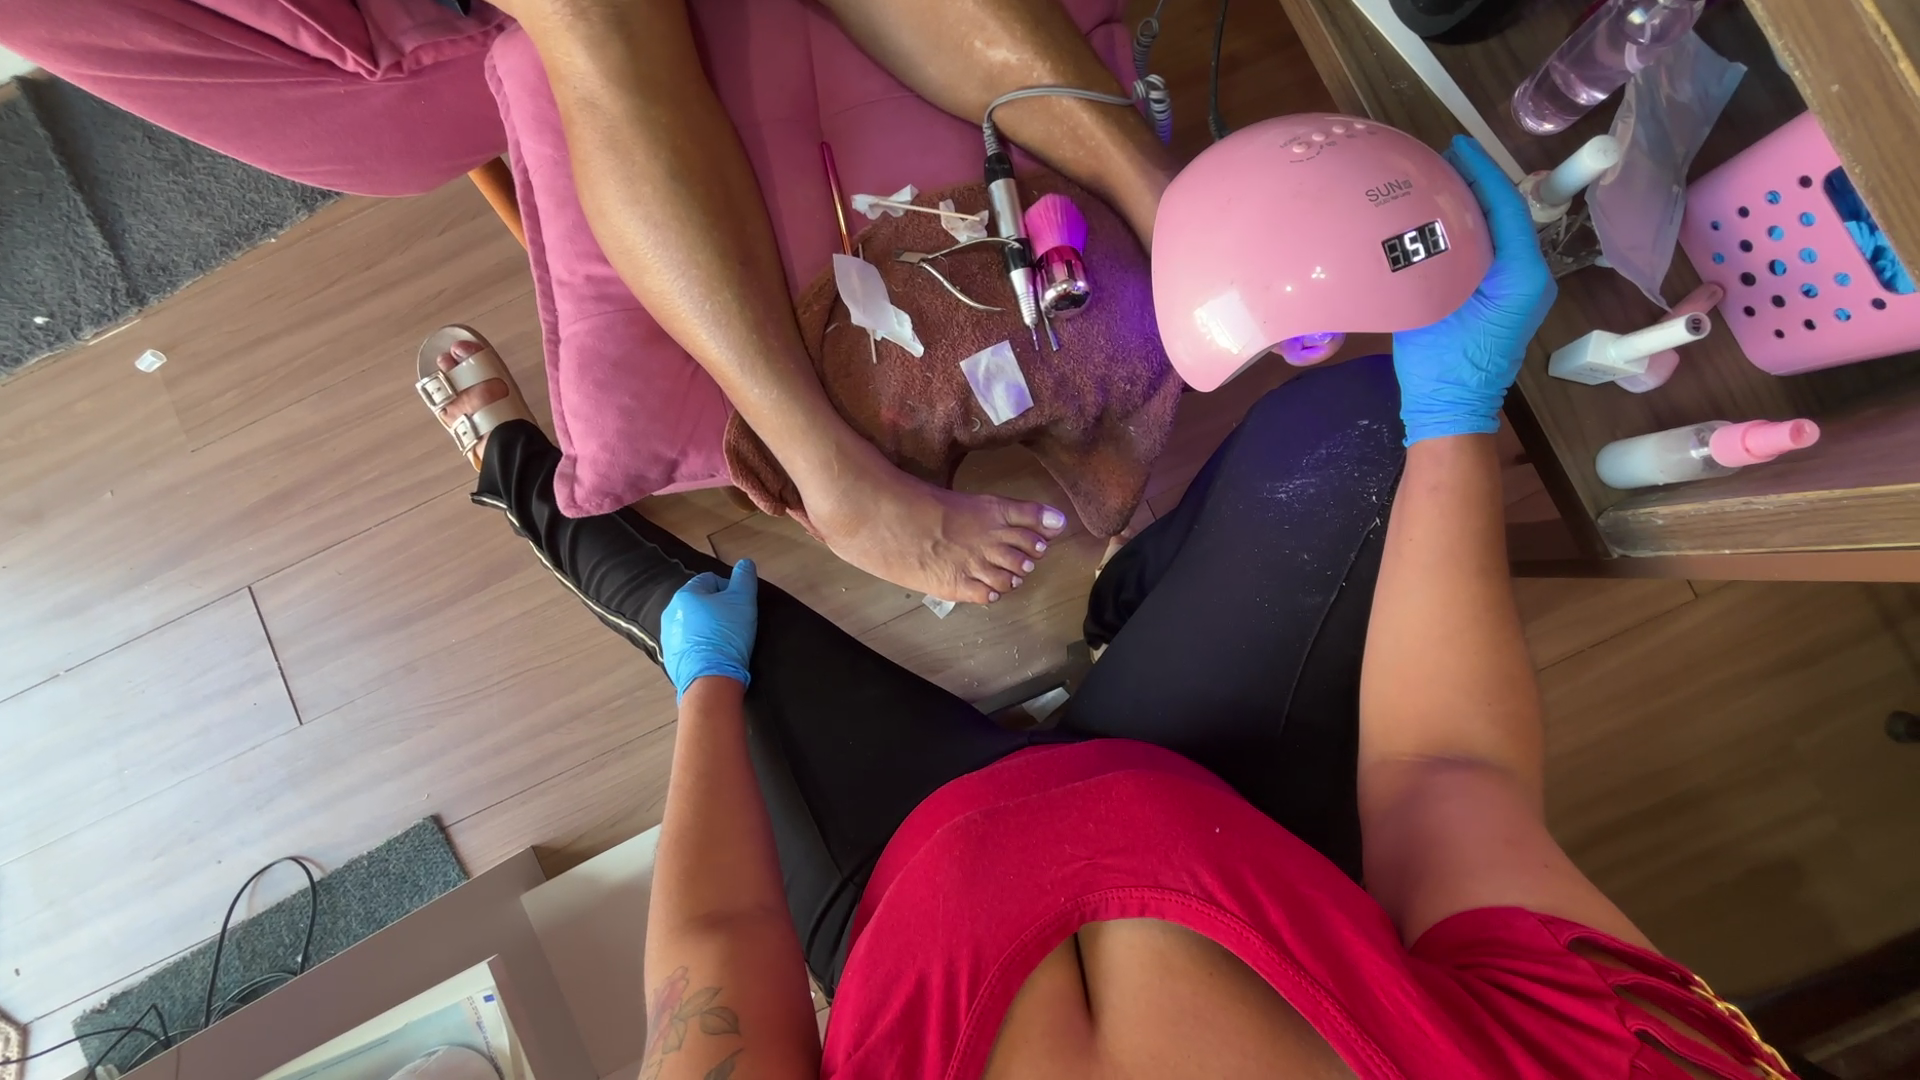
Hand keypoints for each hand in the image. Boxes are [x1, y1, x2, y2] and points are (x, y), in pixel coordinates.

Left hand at [661, 559, 758, 696]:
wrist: (710, 679)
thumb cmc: (727, 634)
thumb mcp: (743, 601)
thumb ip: (744, 578)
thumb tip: (745, 562)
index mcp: (686, 594)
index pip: (711, 580)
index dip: (730, 590)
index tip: (740, 607)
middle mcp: (671, 611)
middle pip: (701, 602)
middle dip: (717, 609)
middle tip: (735, 623)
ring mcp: (668, 635)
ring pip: (693, 623)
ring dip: (708, 627)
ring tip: (725, 641)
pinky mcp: (670, 657)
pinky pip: (688, 643)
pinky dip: (700, 644)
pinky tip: (714, 654)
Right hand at [1391, 136, 1556, 444]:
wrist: (1450, 410)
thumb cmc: (1442, 365)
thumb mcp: (1432, 308)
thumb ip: (1435, 264)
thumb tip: (1418, 227)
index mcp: (1520, 273)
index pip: (1506, 207)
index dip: (1481, 173)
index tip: (1455, 146)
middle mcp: (1530, 275)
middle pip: (1506, 217)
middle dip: (1475, 187)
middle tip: (1439, 163)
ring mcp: (1519, 290)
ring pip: (1497, 236)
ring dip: (1470, 211)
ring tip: (1436, 189)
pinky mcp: (1502, 301)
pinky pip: (1489, 256)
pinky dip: (1468, 236)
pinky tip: (1441, 229)